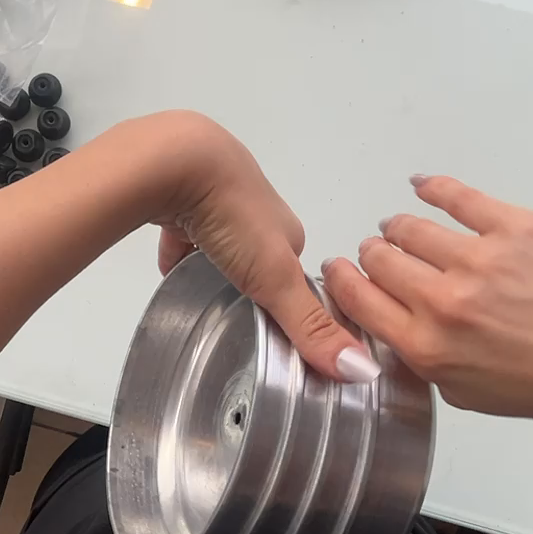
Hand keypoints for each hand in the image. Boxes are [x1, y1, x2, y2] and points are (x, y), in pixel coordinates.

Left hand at [129, 111, 380, 382]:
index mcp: (286, 230)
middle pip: (259, 258)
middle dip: (252, 283)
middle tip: (237, 321)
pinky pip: (181, 232)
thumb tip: (363, 371)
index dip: (292, 303)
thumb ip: (310, 324)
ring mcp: (216, 200)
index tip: (279, 333)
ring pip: (220, 242)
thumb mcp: (275, 278)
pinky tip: (169, 274)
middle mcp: (256, 211)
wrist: (175, 162)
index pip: (296, 274)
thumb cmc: (234, 216)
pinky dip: (178, 251)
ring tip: (204, 301)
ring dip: (216, 266)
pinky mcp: (177, 198)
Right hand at [321, 175, 532, 436]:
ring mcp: (478, 260)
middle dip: (372, 254)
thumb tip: (400, 326)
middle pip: (379, 259)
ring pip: (410, 228)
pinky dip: (432, 187)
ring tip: (400, 227)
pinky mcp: (516, 227)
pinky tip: (422, 185)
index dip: (341, 279)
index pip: (358, 299)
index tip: (337, 269)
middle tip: (378, 252)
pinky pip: (457, 197)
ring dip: (398, 228)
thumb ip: (423, 360)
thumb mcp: (468, 395)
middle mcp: (441, 301)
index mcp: (425, 346)